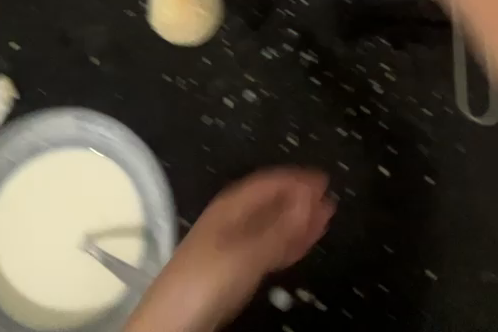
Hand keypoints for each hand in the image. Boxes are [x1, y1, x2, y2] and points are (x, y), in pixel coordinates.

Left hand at [126, 168, 334, 331]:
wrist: (170, 323)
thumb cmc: (203, 280)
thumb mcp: (245, 252)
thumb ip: (278, 228)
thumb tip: (308, 200)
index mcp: (231, 207)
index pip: (268, 183)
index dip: (296, 179)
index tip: (322, 179)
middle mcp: (233, 221)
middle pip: (271, 203)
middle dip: (299, 199)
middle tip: (326, 196)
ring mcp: (234, 246)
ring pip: (272, 227)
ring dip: (297, 221)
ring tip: (323, 217)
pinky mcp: (237, 271)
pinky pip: (269, 250)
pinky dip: (288, 244)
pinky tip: (303, 243)